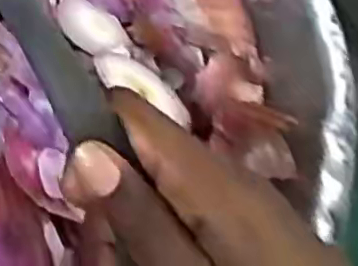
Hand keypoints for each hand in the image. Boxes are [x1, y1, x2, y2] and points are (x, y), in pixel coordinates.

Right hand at [62, 89, 346, 265]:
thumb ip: (141, 218)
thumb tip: (83, 149)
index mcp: (215, 175)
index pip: (127, 107)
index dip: (90, 136)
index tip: (81, 195)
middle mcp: (238, 174)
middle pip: (146, 145)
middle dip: (117, 186)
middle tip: (112, 247)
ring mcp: (262, 204)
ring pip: (171, 177)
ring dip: (143, 212)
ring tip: (137, 257)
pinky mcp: (276, 232)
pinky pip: (204, 206)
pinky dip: (178, 228)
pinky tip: (176, 258)